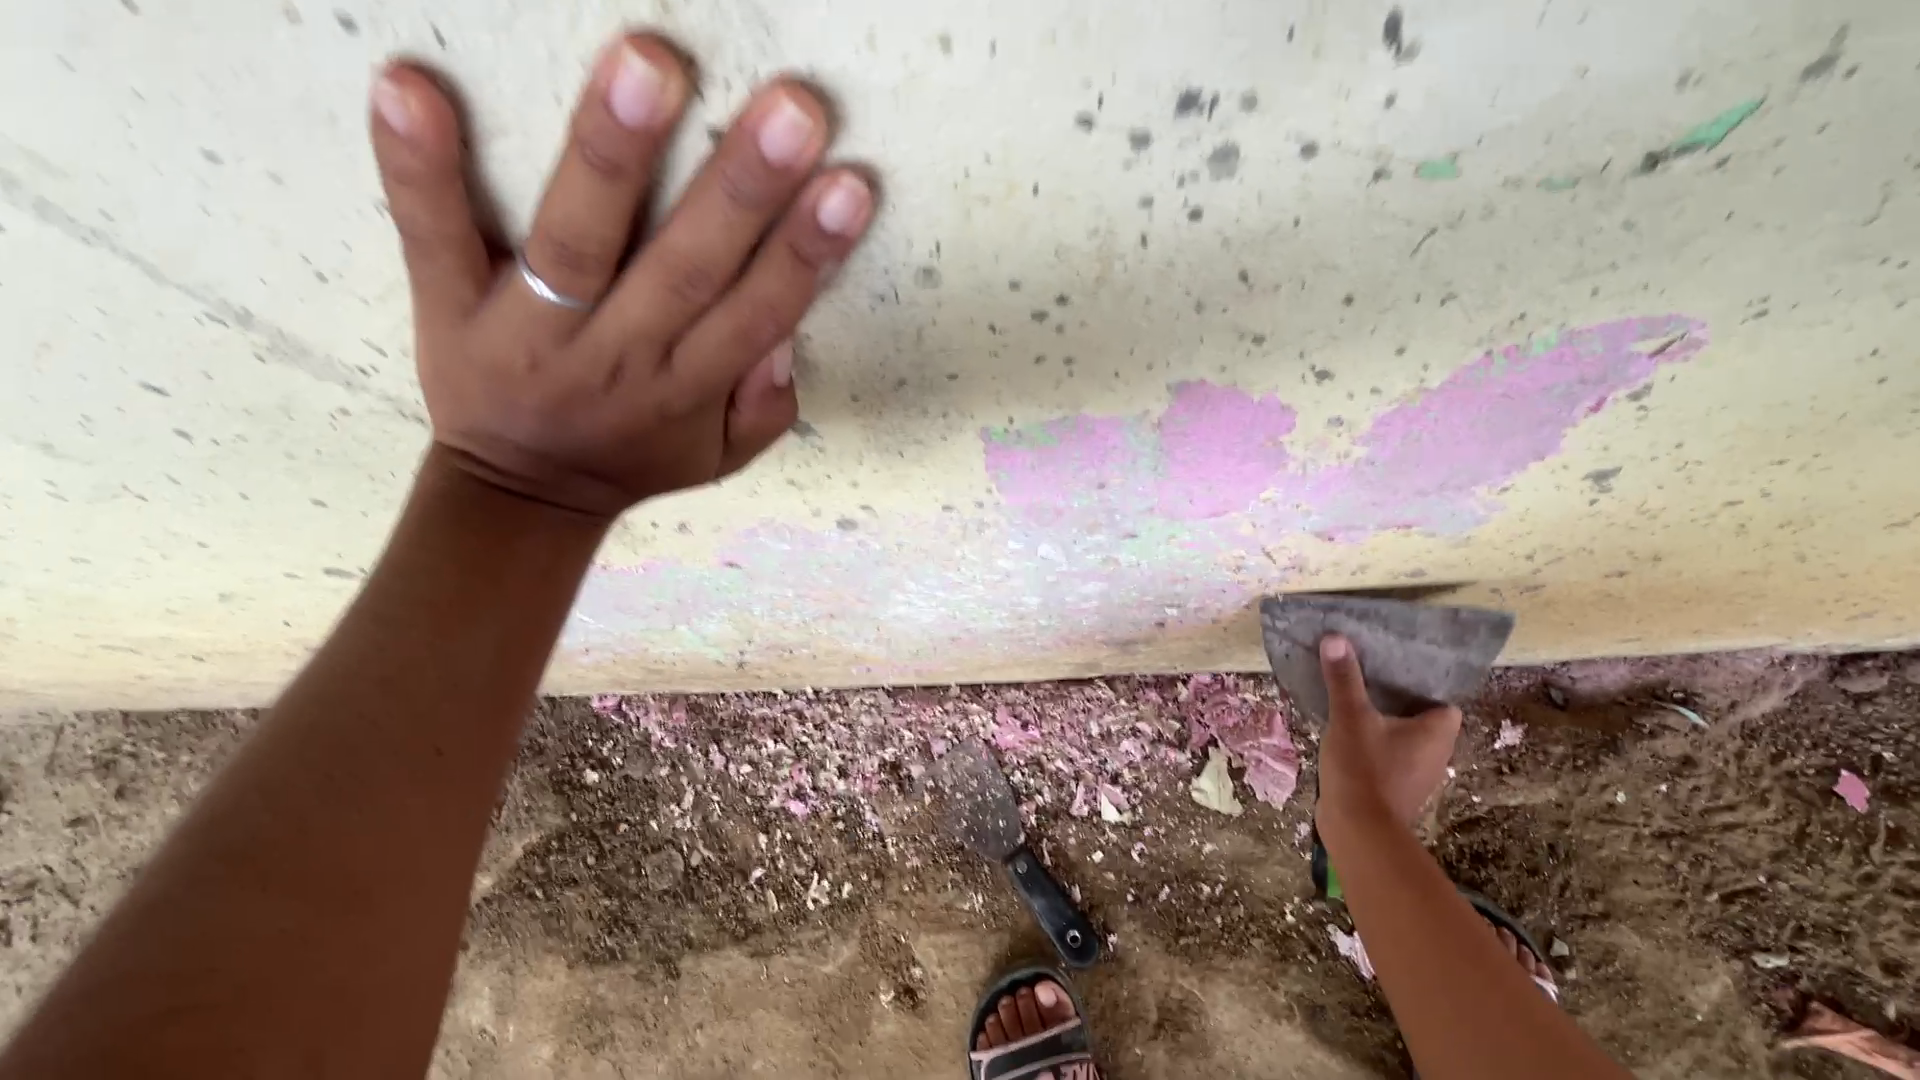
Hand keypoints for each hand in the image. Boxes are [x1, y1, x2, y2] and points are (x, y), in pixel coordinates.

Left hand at [369, 35, 875, 518]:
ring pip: (575, 243)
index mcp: (686, 388)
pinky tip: (410, 87)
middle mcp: (617, 357)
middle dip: (740, 190)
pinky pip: (432, 235)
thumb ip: (766, 407)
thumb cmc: (634, 458)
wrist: (521, 495)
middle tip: (789, 108)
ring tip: (648, 66)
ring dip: (612, 155)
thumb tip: (786, 333)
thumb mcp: (720, 456)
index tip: (849, 187)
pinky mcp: (448, 305)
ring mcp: (528, 330)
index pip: (758, 314)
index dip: (805, 254)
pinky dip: (417, 166)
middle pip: (685, 270)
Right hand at [1314, 634, 1463, 829]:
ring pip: (1403, 734)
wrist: (1357, 830)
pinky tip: (1346, 729)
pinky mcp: (1395, 787)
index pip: (1441, 697)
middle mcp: (1436, 752)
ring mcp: (1417, 772)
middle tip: (1368, 671)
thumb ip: (1344, 678)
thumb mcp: (1350, 717)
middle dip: (1396, 695)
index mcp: (1438, 731)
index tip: (1394, 663)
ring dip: (1383, 719)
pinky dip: (1373, 739)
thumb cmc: (1365, 769)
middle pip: (1421, 714)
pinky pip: (1388, 752)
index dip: (1421, 679)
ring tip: (1353, 694)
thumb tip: (1336, 638)